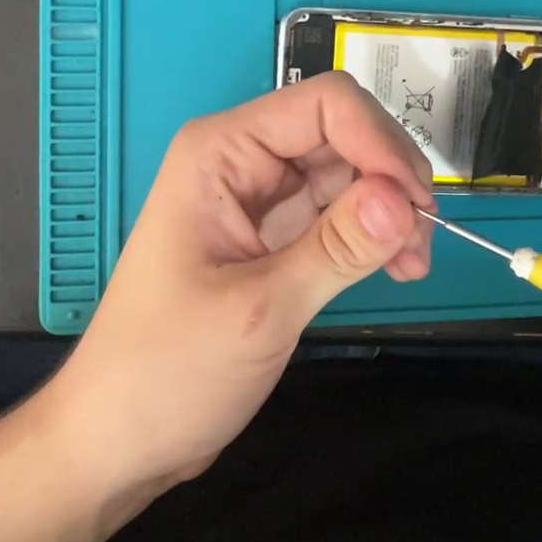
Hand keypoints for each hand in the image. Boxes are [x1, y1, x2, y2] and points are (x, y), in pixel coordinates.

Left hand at [44, 71, 434, 488]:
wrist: (119, 436)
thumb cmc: (167, 369)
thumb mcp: (259, 309)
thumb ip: (336, 248)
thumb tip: (405, 199)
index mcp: (222, 151)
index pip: (323, 105)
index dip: (378, 141)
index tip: (415, 204)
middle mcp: (242, 159)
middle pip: (341, 133)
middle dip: (390, 178)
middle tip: (422, 242)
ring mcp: (259, 196)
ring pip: (346, 173)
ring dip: (388, 209)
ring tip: (412, 265)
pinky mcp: (273, 234)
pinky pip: (336, 212)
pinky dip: (371, 233)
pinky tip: (394, 266)